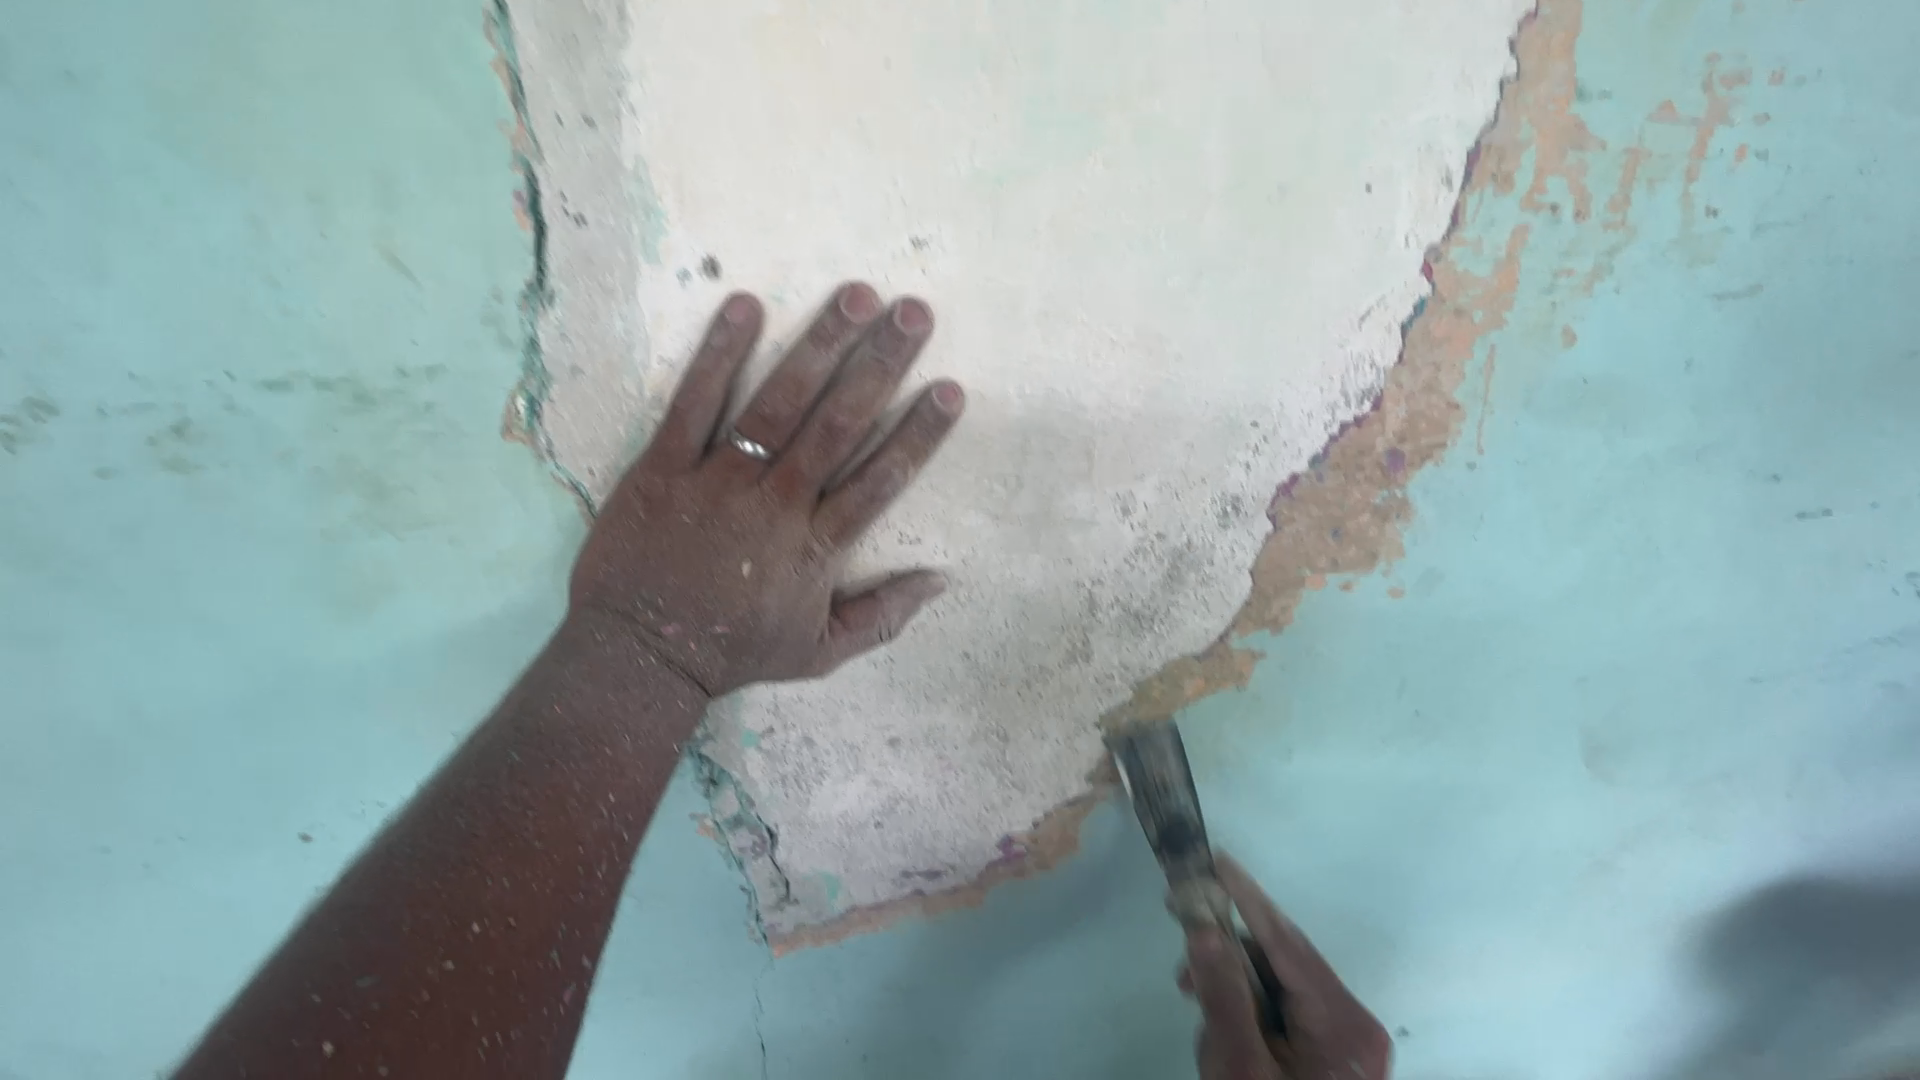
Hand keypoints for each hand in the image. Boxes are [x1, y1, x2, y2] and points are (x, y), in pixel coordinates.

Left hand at [569, 284, 963, 697]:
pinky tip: (747, 305)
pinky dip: (719, 355)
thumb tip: (942, 580)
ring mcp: (718, 481)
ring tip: (855, 296)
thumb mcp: (821, 653)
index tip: (950, 388)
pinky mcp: (663, 468)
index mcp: (817, 547)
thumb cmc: (735, 651)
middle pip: (839, 425)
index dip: (919, 433)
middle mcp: (777, 504)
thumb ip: (884, 616)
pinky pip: (693, 404)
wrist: (639, 656)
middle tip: (914, 313)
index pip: (881, 480)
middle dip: (881, 366)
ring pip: (777, 404)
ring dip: (819, 347)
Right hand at [1181, 855, 1391, 1079]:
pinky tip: (1218, 1032)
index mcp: (1344, 1024)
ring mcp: (1341, 1043)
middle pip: (1279, 958)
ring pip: (1274, 983)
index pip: (1285, 940)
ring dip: (1230, 983)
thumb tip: (1203, 924)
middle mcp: (1352, 1025)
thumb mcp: (1239, 1065)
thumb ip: (1221, 991)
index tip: (1212, 859)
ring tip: (1192, 999)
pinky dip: (1243, 1010)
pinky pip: (1278, 1010)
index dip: (1245, 896)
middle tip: (1179, 919)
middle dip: (1227, 945)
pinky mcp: (1325, 1058)